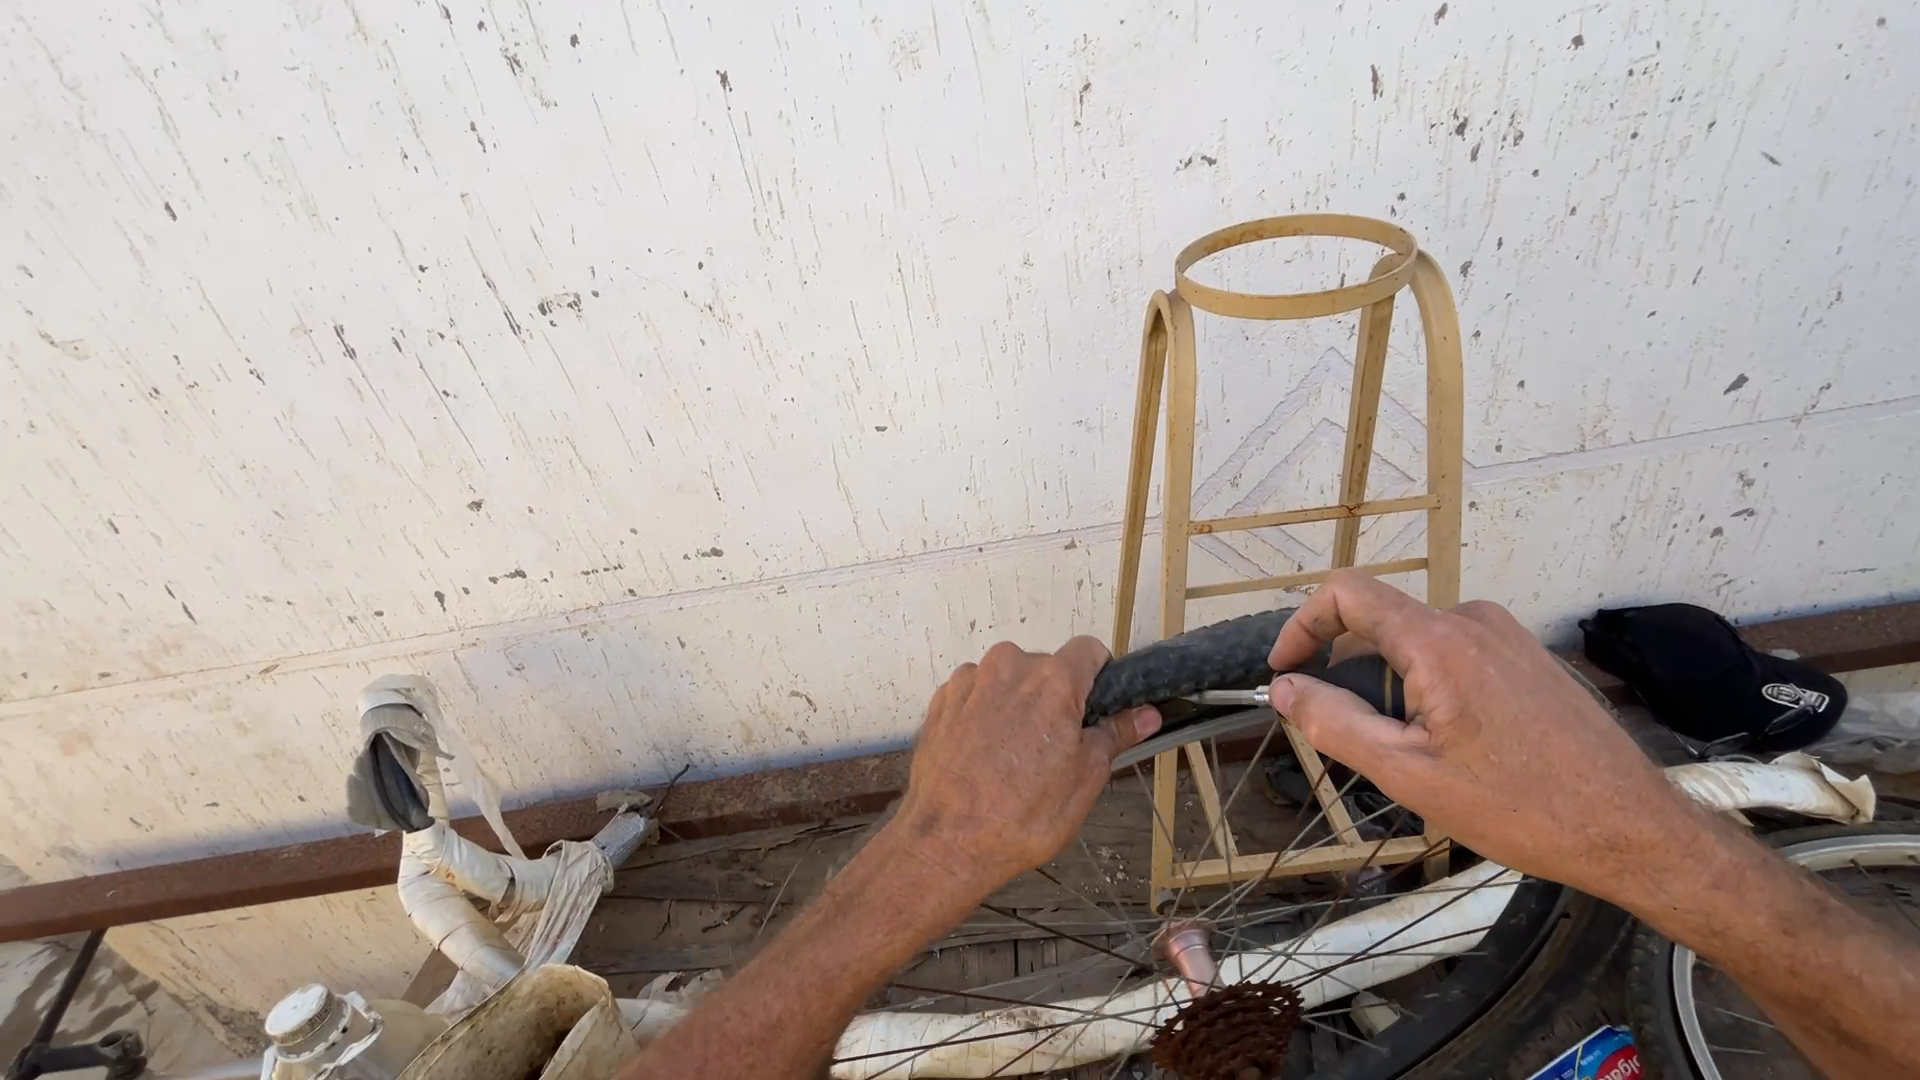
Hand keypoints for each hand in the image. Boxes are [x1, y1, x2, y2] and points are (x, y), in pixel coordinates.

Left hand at [889, 638, 1161, 897]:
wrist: (947, 840)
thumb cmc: (1020, 815)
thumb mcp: (1085, 777)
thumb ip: (1116, 733)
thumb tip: (1145, 715)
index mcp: (1052, 679)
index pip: (1089, 649)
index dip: (1099, 674)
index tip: (1096, 702)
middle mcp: (1009, 666)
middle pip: (1046, 666)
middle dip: (1054, 696)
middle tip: (1055, 745)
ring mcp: (971, 680)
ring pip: (1008, 679)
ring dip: (1017, 703)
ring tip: (1014, 755)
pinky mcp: (943, 698)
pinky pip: (976, 692)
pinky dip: (985, 712)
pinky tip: (985, 753)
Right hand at [1266, 571, 1688, 898]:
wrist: (1638, 832)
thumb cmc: (1518, 806)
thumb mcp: (1406, 773)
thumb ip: (1331, 722)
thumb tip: (1283, 688)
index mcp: (1437, 640)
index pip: (1345, 593)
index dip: (1301, 625)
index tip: (1286, 670)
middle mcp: (1472, 620)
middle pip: (1378, 623)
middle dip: (1345, 669)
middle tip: (1347, 731)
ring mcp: (1507, 636)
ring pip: (1414, 641)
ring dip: (1387, 681)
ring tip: (1405, 746)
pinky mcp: (1529, 657)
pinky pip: (1453, 653)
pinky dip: (1425, 682)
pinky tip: (1450, 740)